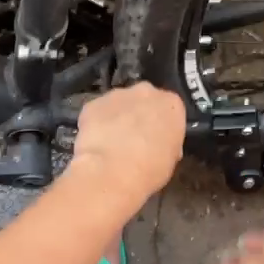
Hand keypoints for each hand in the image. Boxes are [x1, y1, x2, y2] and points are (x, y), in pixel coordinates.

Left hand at [67, 83, 187, 202]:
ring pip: (118, 105)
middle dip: (139, 116)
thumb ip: (166, 143)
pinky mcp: (92, 104)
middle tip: (135, 141)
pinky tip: (96, 144)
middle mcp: (145, 92)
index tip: (157, 140)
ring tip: (112, 144)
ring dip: (117, 119)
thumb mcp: (170, 159)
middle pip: (144, 101)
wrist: (111, 171)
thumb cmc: (149, 169)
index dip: (161, 126)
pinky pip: (97, 113)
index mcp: (171, 104)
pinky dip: (96, 125)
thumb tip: (158, 145)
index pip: (169, 110)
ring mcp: (116, 95)